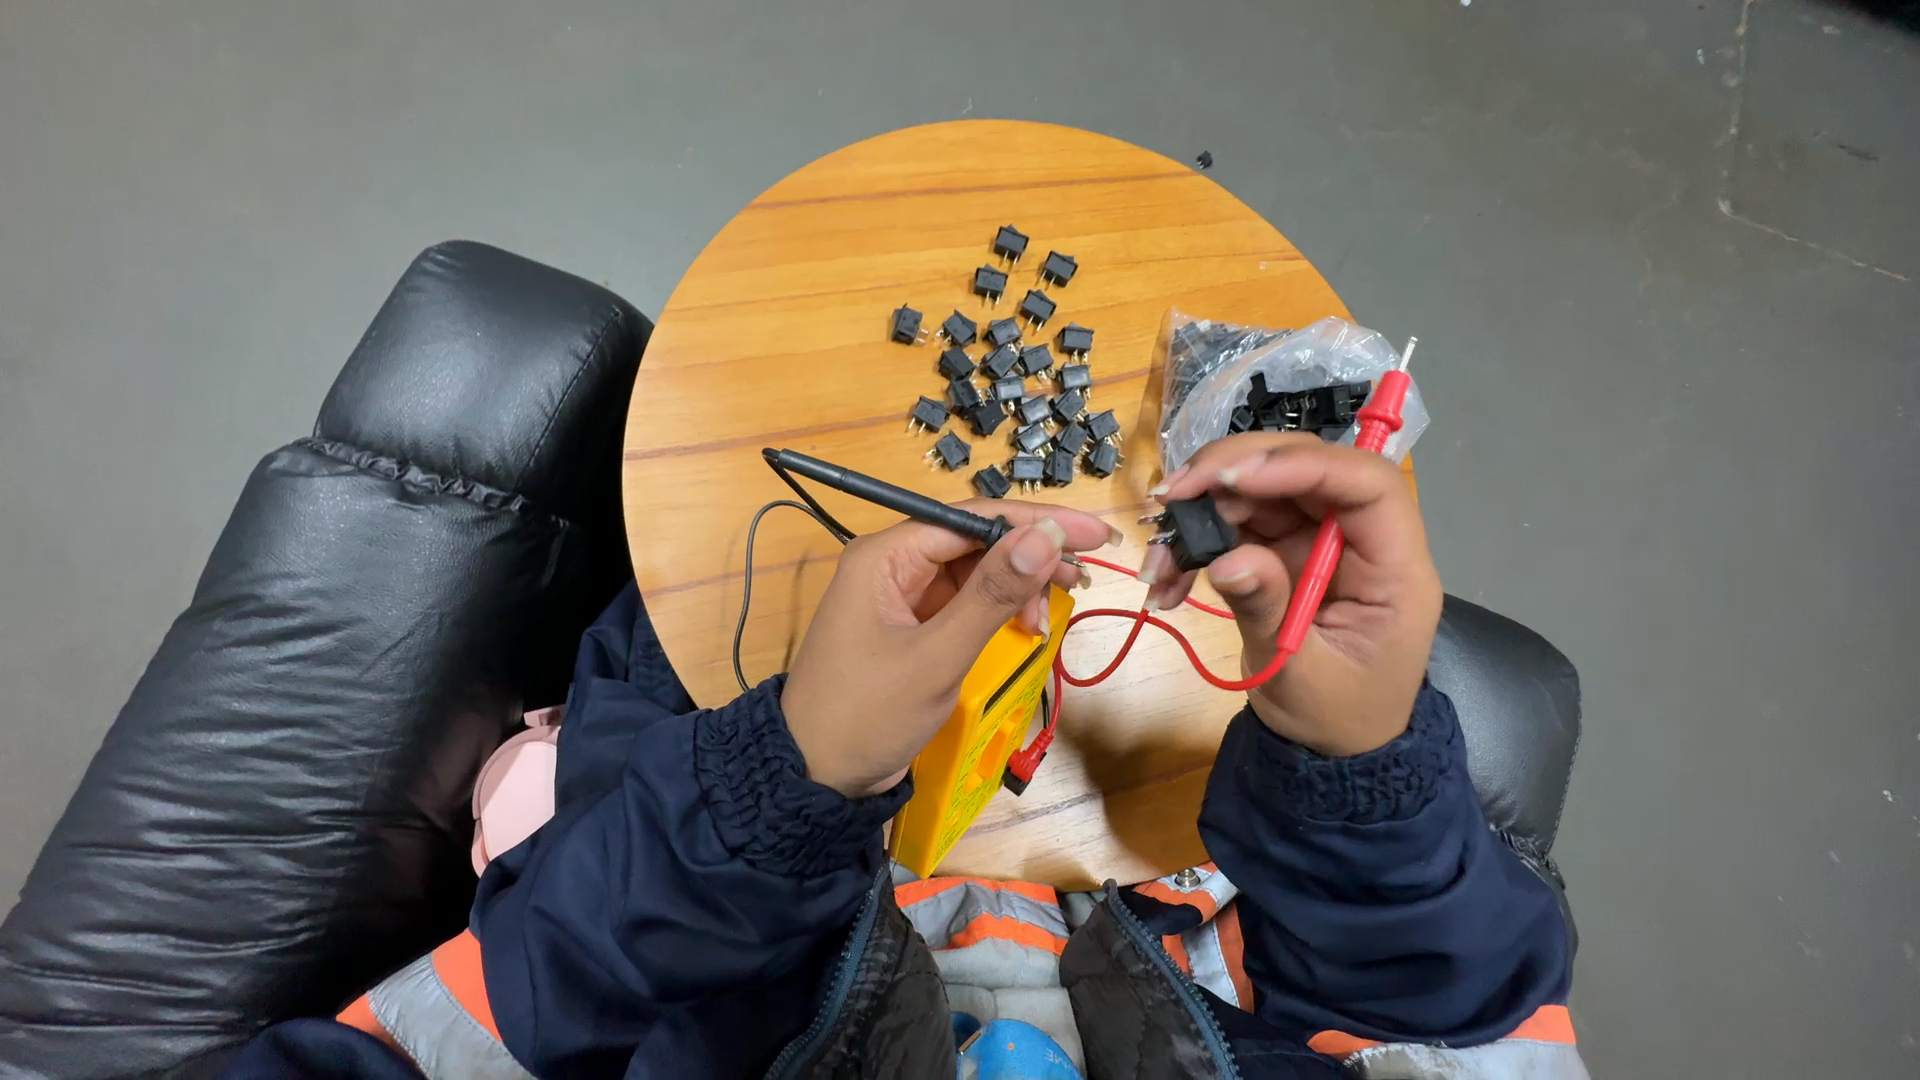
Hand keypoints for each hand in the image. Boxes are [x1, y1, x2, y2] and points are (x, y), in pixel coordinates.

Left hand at [782, 501, 1117, 796]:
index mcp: (886, 556)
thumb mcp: (937, 656)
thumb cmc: (868, 714)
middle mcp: (893, 566)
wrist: (817, 778)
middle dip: (1028, 556)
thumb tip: (1047, 535)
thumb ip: (992, 595)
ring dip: (1016, 587)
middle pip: (974, 542)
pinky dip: (997, 612)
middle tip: (1081, 575)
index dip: (1033, 521)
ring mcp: (902, 598)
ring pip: (974, 574)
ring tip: (1054, 609)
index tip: (1091, 533)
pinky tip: (1026, 625)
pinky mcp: (912, 628)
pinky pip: (964, 605)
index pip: (969, 518)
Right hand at [1142, 435, 1441, 756]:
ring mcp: (1313, 541)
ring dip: (1199, 511)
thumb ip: (1267, 611)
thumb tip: (1227, 559)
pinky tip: (1164, 580)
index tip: (1230, 480)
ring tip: (1158, 557)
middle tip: (1172, 495)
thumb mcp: (1300, 674)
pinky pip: (1231, 525)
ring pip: (1258, 489)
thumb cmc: (1334, 716)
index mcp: (1392, 567)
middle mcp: (1355, 538)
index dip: (1300, 466)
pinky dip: (1191, 545)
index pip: (1364, 484)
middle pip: (1304, 468)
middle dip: (1233, 470)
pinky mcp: (1278, 552)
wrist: (1327, 744)